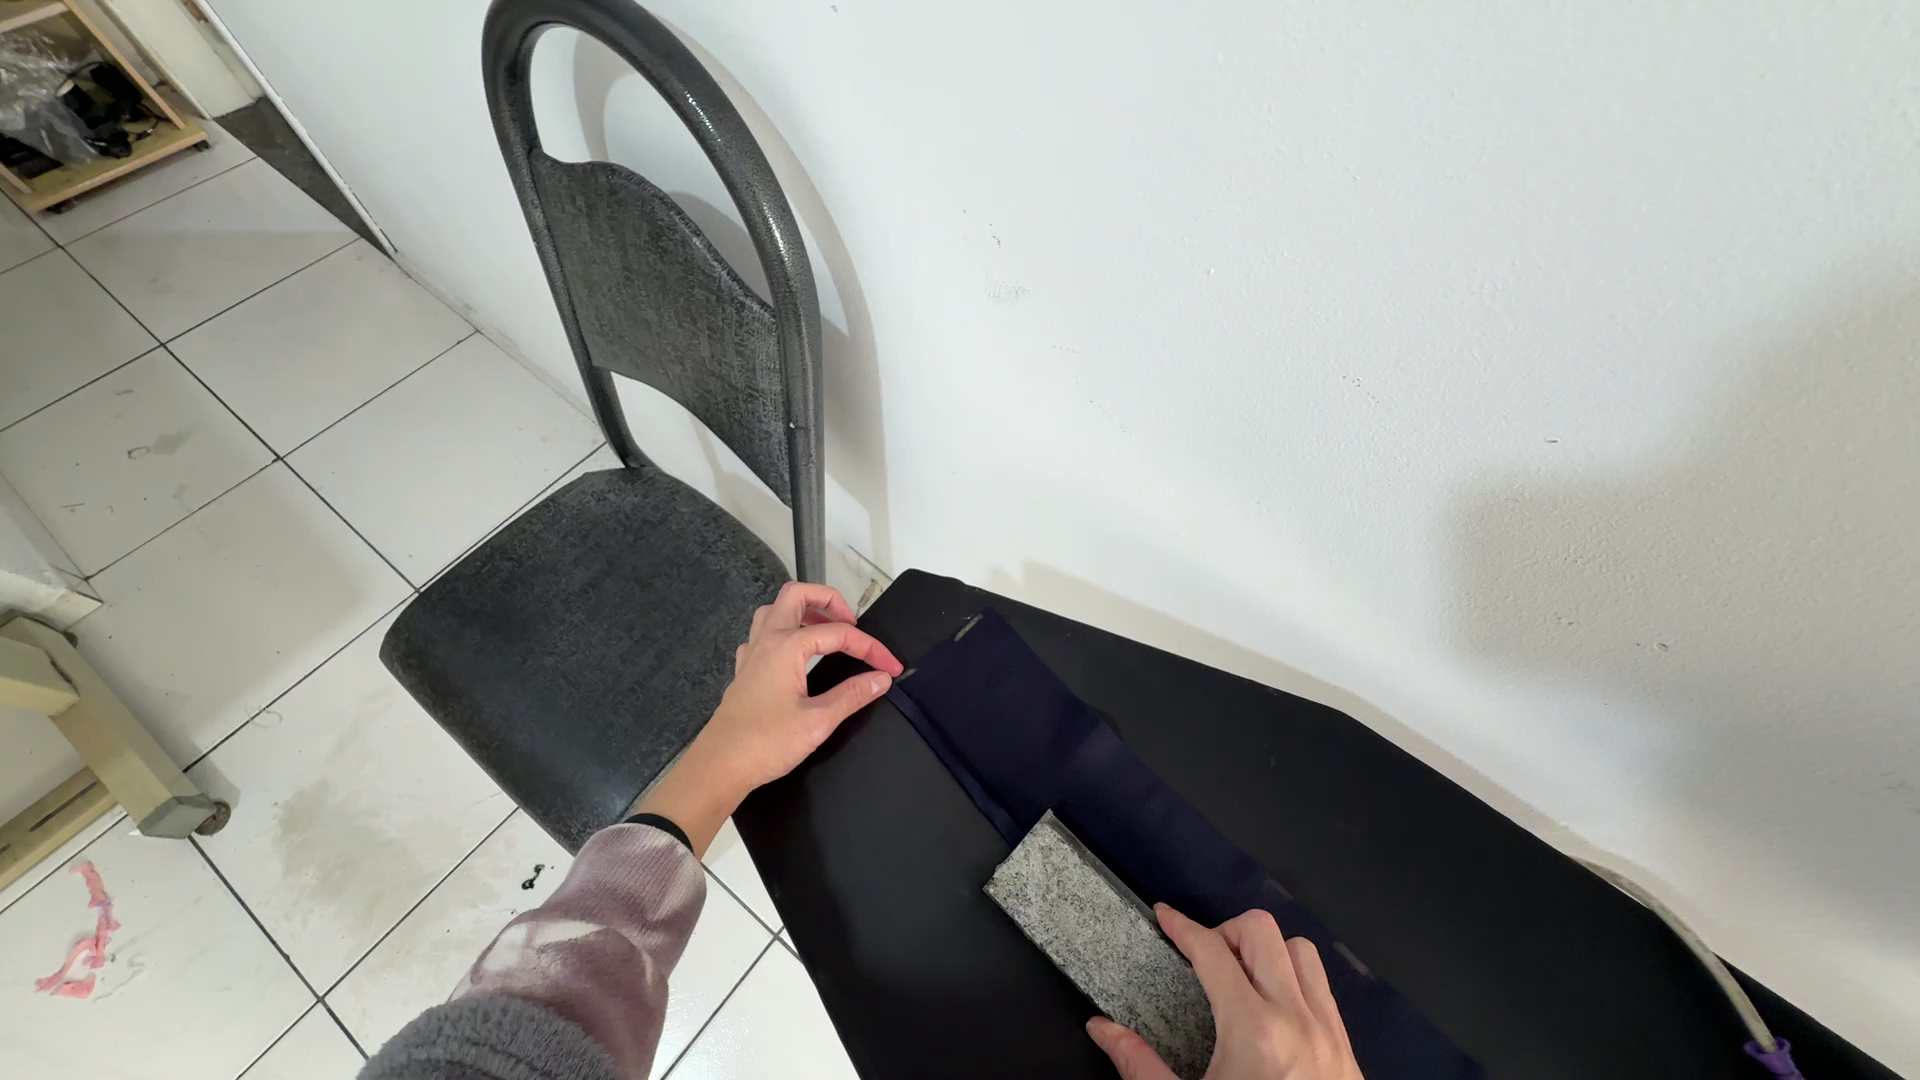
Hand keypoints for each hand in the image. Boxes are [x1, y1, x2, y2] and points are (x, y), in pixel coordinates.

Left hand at [634, 582, 903, 854]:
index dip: (870, 647)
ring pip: (776, 610)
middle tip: (852, 625)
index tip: (891, 667)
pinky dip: (784, 633)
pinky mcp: (744, 670)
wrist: (718, 767)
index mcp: (787, 646)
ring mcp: (752, 653)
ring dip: (804, 611)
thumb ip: (853, 695)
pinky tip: (796, 655)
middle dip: (829, 600)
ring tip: (827, 632)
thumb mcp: (818, 721)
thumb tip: (882, 679)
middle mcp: (767, 640)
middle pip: (797, 594)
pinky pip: (763, 635)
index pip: (839, 633)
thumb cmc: (767, 743)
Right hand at [1086, 905, 1362, 1079]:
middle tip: (1205, 958)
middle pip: (1262, 932)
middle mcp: (1296, 1021)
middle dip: (1226, 931)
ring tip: (1243, 976)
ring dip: (1269, 952)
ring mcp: (1330, 1035)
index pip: (1212, 950)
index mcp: (1253, 1031)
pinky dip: (1296, 980)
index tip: (1164, 917)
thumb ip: (1140, 1065)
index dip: (1181, 926)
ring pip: (1301, 952)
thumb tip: (1101, 1028)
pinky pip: (1324, 990)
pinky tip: (1274, 1008)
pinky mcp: (1350, 1055)